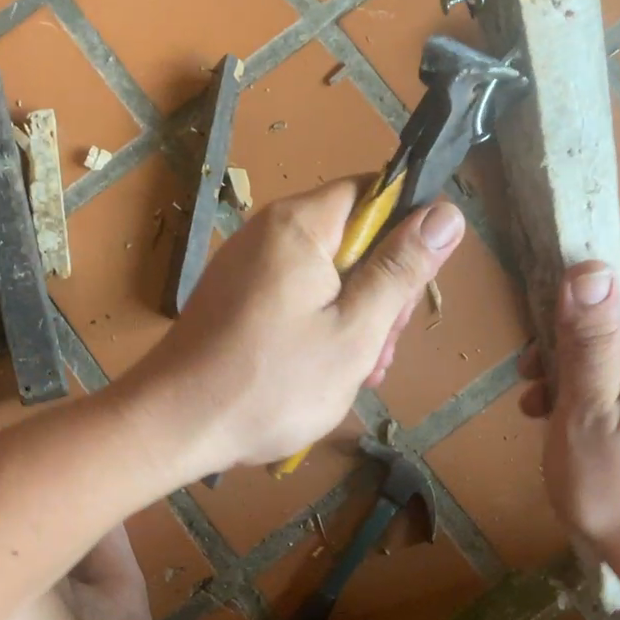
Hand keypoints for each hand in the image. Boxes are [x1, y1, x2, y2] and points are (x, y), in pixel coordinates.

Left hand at [125, 178, 464, 476]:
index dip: (405, 235)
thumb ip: (400, 271)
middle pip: (349, 239)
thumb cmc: (272, 384)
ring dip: (352, 320)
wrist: (174, 426)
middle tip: (379, 352)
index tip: (409, 291)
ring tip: (355, 374)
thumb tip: (445, 212)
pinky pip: (293, 300)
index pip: (372, 193)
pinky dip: (316, 330)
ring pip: (325, 277)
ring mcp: (246, 269)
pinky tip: (321, 372)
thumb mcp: (354, 332)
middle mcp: (268, 234)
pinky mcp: (234, 301)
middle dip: (378, 292)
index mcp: (300, 225)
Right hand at [517, 262, 619, 554]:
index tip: (539, 318)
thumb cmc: (617, 487)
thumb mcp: (586, 411)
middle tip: (529, 375)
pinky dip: (597, 397)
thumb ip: (589, 341)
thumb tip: (589, 269)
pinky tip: (568, 430)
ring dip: (575, 372)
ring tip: (537, 409)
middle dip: (569, 338)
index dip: (581, 289)